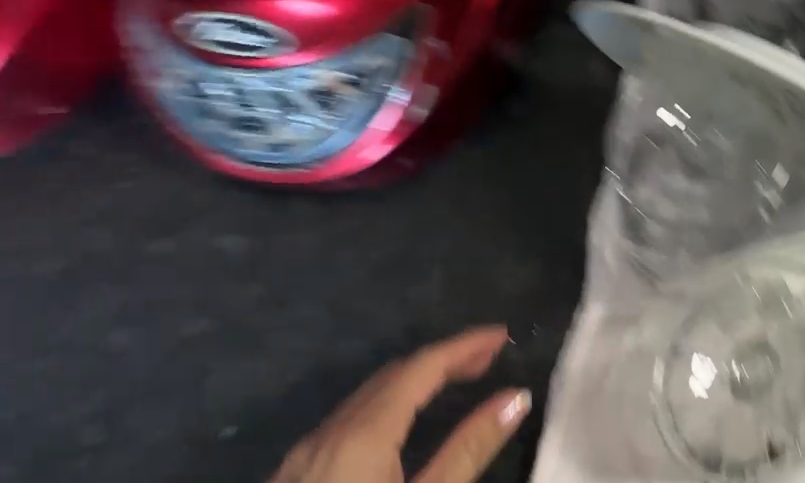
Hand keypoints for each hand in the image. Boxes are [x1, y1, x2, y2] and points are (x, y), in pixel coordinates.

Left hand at [270, 326, 532, 482]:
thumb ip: (469, 448)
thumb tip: (516, 397)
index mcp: (362, 436)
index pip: (423, 366)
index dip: (466, 344)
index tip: (504, 336)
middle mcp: (326, 436)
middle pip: (392, 376)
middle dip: (443, 360)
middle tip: (488, 360)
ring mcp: (298, 461)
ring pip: (364, 399)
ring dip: (413, 382)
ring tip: (453, 383)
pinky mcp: (288, 481)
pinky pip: (344, 423)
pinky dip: (385, 405)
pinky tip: (400, 425)